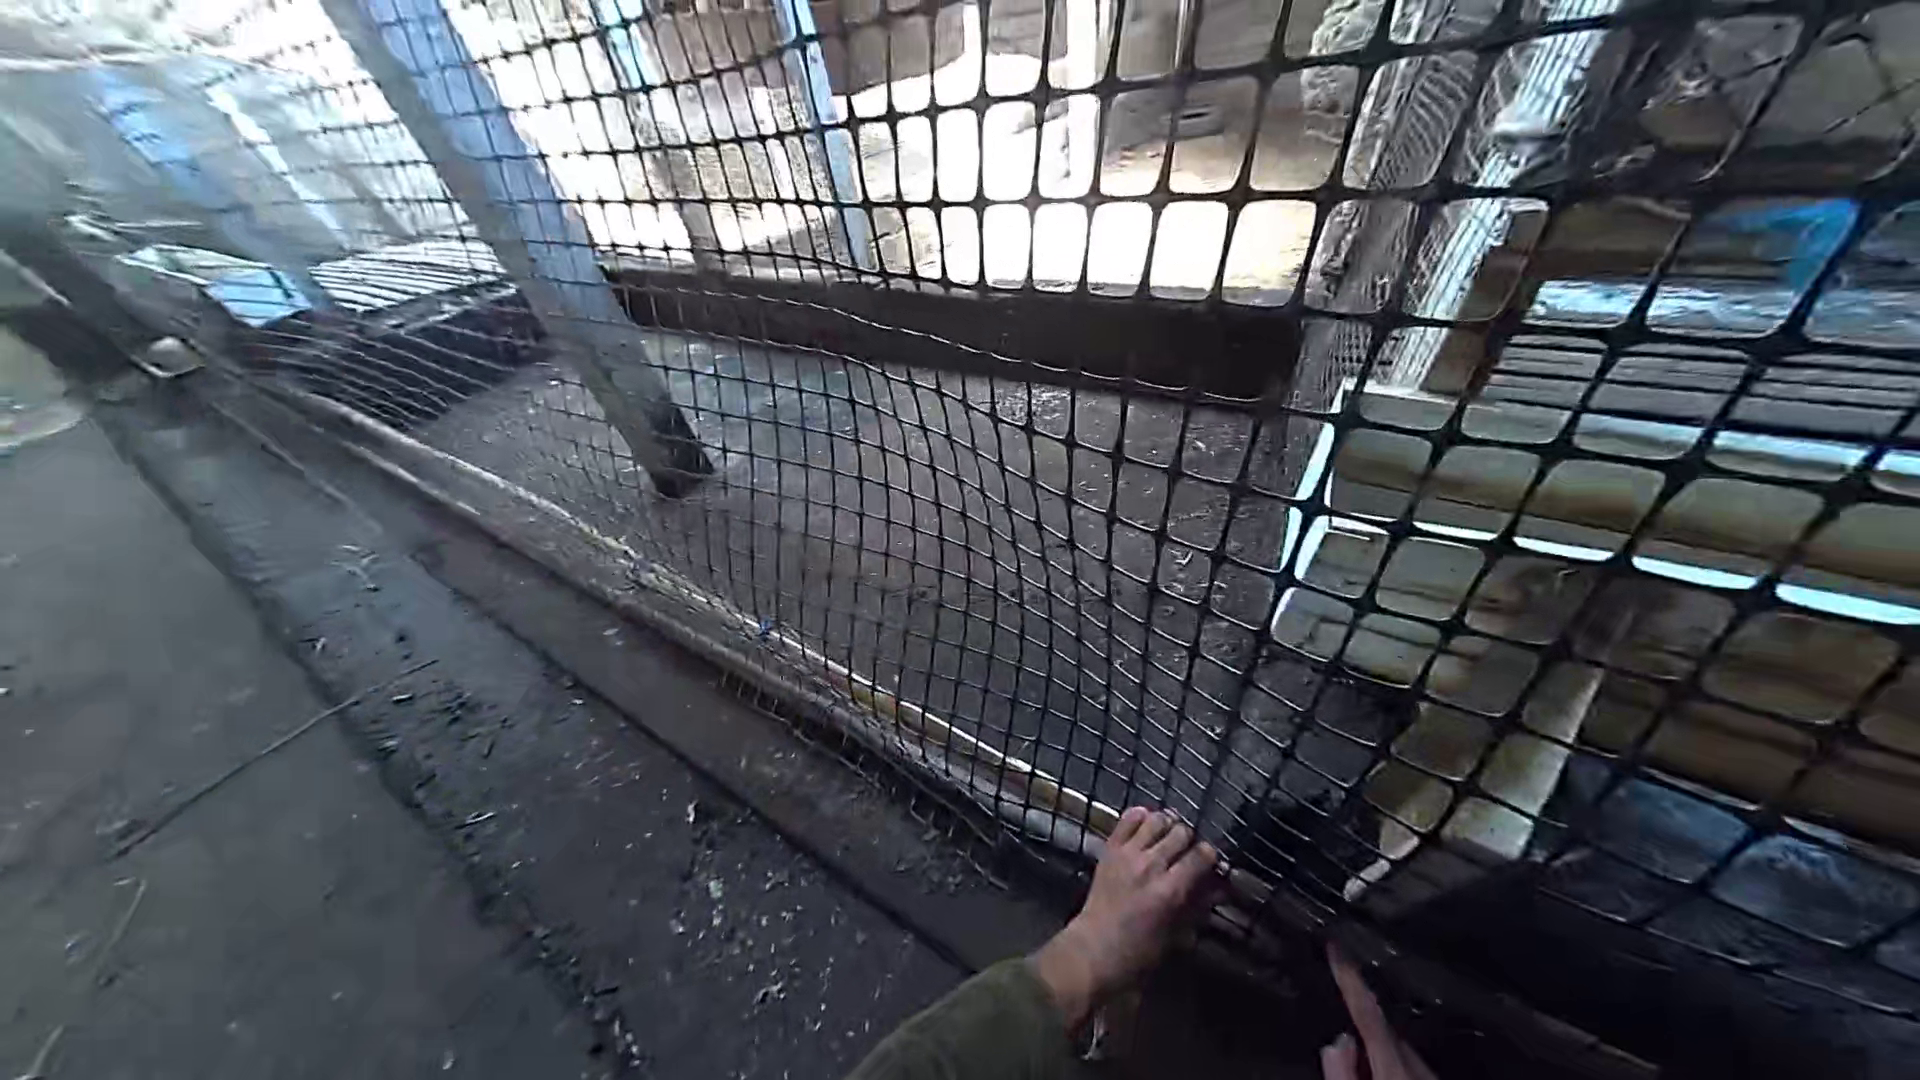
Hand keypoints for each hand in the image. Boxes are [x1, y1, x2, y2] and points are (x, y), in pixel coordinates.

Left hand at [1029, 807, 1218, 1030]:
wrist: (1095, 947)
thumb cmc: (1140, 951)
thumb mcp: (1177, 935)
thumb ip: (1198, 907)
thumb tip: (1219, 888)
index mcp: (1170, 891)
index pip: (1200, 856)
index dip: (1209, 855)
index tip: (1209, 860)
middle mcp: (1150, 865)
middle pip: (1180, 832)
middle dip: (1189, 839)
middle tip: (1187, 850)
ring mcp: (1127, 853)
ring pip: (1156, 819)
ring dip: (1167, 825)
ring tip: (1168, 836)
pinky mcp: (1110, 847)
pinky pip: (1128, 818)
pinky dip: (1140, 816)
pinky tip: (1146, 824)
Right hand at [1321, 943, 1437, 1079]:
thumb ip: (1341, 1076)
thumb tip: (1339, 1041)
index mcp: (1396, 1070)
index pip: (1367, 1012)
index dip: (1349, 977)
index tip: (1335, 947)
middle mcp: (1422, 1072)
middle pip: (1386, 1038)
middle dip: (1364, 1036)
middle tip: (1346, 1060)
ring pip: (1402, 1060)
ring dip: (1382, 1064)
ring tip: (1364, 1077)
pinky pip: (1414, 1075)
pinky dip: (1397, 1075)